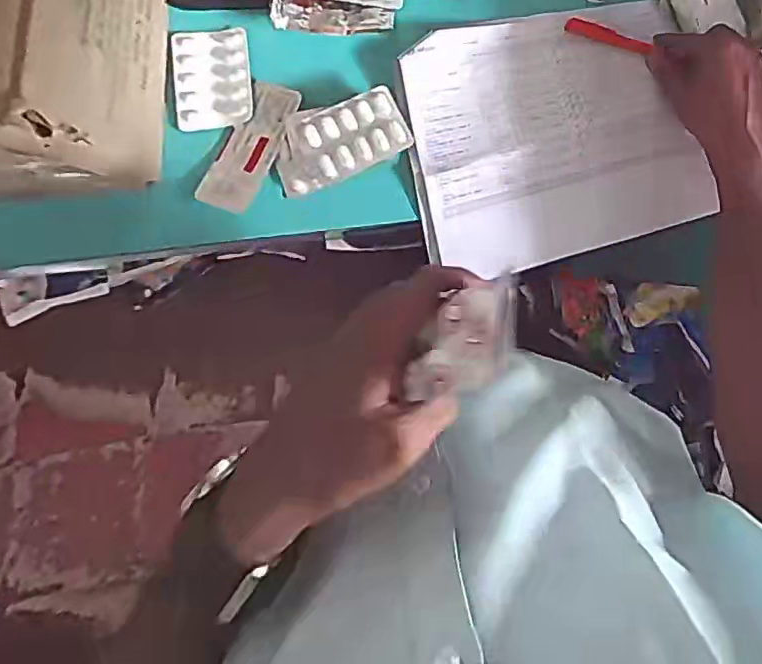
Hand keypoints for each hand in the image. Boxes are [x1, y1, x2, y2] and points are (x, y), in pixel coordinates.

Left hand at [213, 266, 475, 565]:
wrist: (274, 481)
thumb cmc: (334, 462)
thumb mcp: (399, 446)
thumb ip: (437, 410)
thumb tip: (453, 389)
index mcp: (378, 336)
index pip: (426, 283)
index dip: (461, 280)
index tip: (487, 299)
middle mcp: (363, 325)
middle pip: (416, 290)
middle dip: (452, 301)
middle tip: (477, 328)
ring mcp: (349, 337)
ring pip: (401, 307)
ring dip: (432, 317)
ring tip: (457, 347)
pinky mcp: (343, 353)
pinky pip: (387, 326)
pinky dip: (413, 332)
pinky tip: (422, 367)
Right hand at [648, 27, 761, 191]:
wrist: (742, 146)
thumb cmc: (717, 122)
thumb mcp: (677, 92)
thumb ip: (664, 69)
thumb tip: (658, 59)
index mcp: (719, 45)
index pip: (684, 39)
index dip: (666, 45)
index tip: (659, 48)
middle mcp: (741, 49)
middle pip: (708, 40)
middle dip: (691, 52)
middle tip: (676, 65)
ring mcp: (754, 63)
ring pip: (725, 53)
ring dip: (709, 62)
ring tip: (695, 82)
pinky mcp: (760, 78)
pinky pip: (738, 67)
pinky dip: (724, 73)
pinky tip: (713, 92)